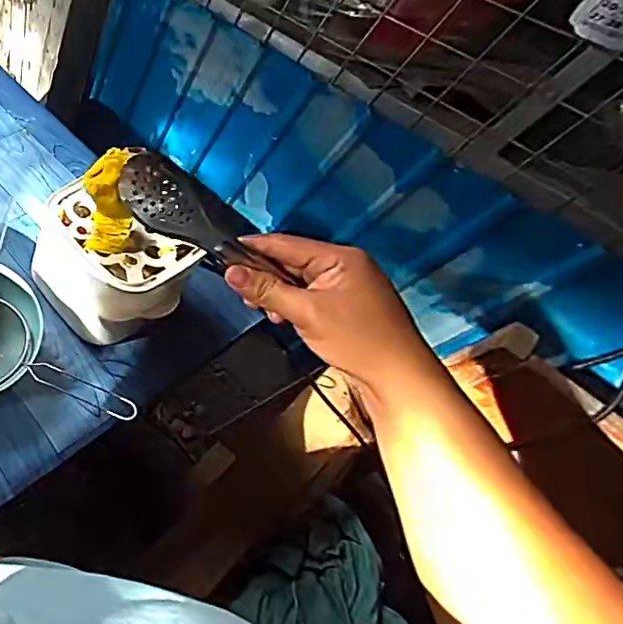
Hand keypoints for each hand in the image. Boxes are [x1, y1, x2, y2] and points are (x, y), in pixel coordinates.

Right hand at [223, 234, 438, 391]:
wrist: (398, 379)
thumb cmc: (364, 343)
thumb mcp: (304, 312)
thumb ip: (265, 289)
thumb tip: (233, 272)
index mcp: (340, 258)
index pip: (284, 244)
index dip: (252, 248)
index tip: (224, 253)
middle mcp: (344, 266)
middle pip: (288, 260)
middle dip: (263, 276)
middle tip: (242, 290)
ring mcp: (345, 285)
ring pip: (295, 278)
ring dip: (275, 292)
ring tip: (264, 308)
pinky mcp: (343, 303)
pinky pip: (306, 293)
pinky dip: (290, 302)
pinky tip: (281, 315)